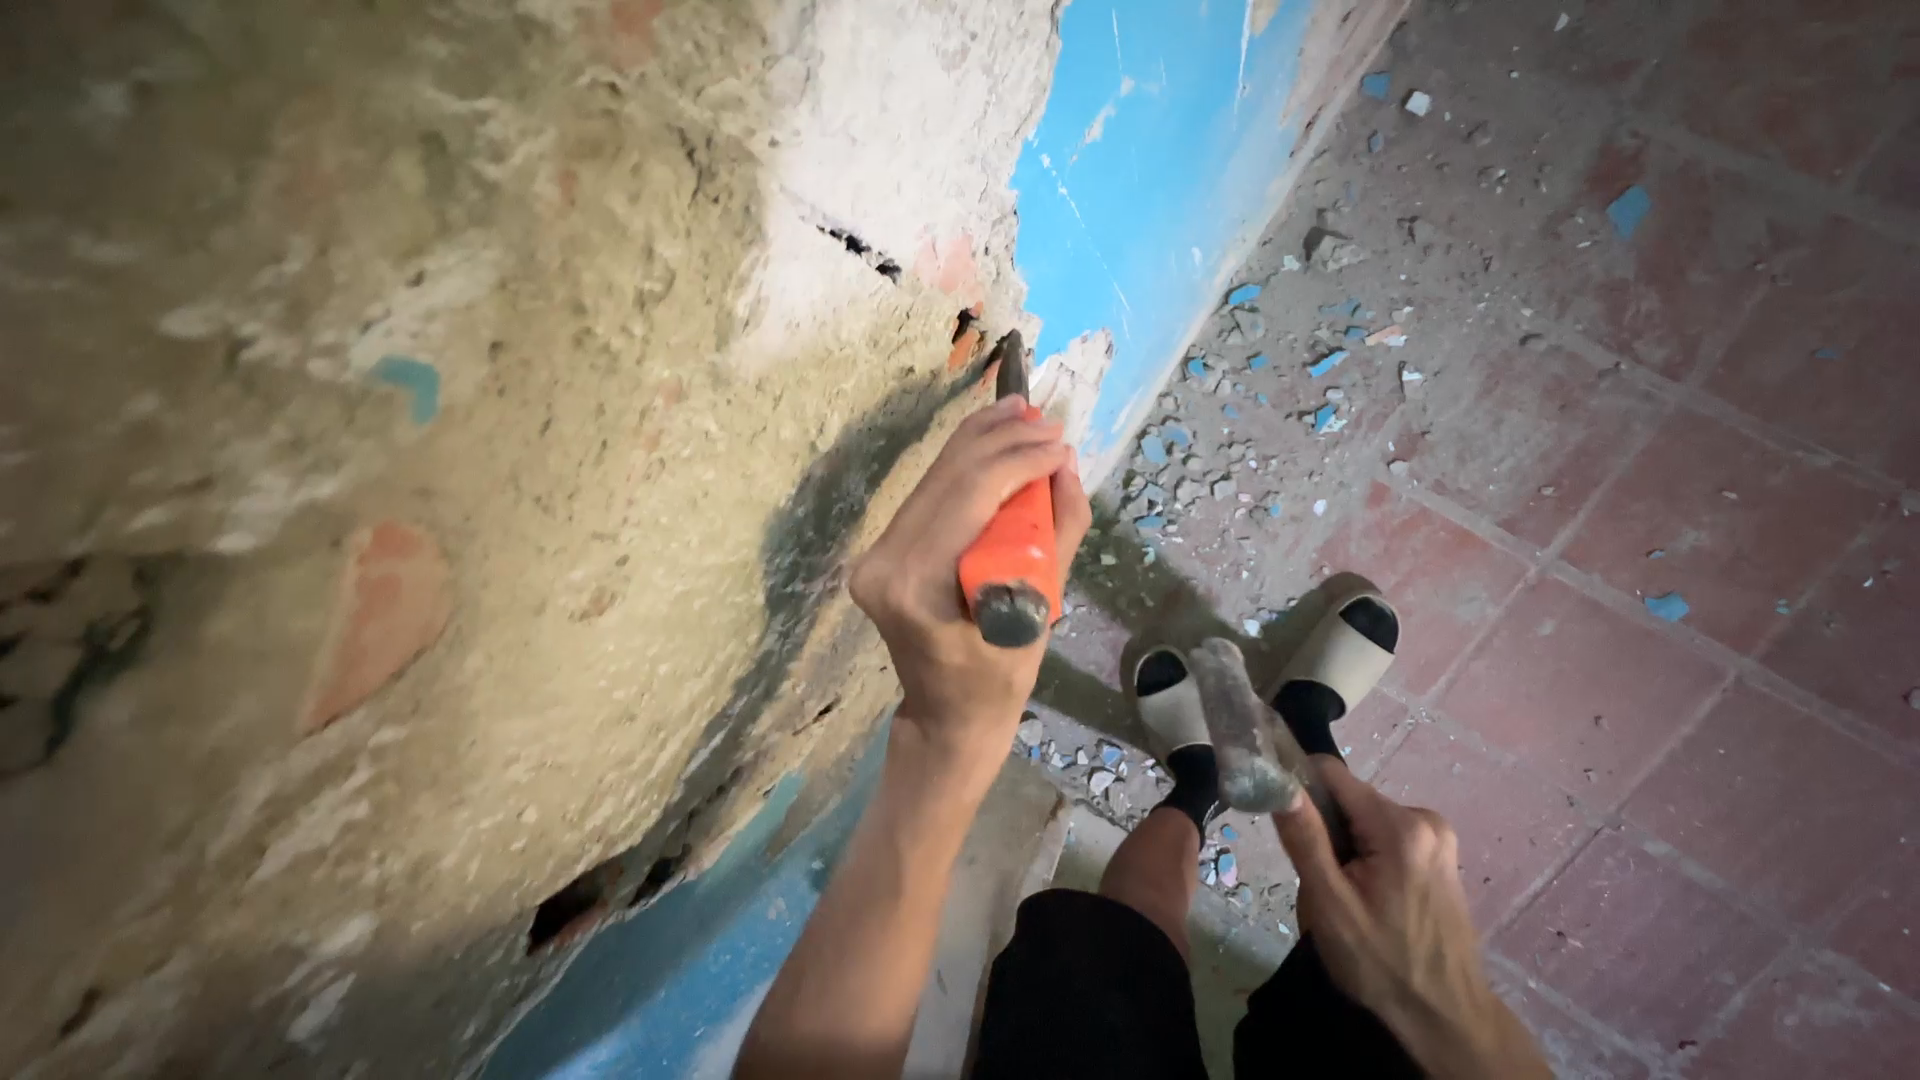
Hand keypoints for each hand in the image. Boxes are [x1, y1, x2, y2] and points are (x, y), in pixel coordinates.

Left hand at [849, 395, 1090, 758]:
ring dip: (981, 442)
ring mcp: (876, 555)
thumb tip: (1064, 465)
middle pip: (947, 477)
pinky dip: (965, 465)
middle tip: (1047, 421)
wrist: (948, 713)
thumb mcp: (1042, 608)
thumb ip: (1058, 531)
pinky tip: (993, 438)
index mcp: (916, 585)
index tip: (1060, 443)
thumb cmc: (1000, 678)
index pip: (968, 496)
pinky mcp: (883, 551)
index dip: (1017, 460)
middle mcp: (883, 562)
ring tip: (1023, 413)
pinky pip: (930, 495)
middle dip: (1001, 441)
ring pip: (935, 478)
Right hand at [1273, 757, 1548, 1079]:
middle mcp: (1425, 819)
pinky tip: (1369, 896)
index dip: (1298, 789)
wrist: (1447, 1020)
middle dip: (1324, 827)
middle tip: (1321, 878)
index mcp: (1399, 825)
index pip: (1330, 773)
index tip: (1284, 825)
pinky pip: (1384, 834)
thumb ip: (1304, 837)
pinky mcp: (1440, 855)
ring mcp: (1438, 837)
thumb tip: (1277, 781)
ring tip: (1346, 894)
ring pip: (1363, 817)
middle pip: (1348, 797)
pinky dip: (1366, 855)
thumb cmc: (1381, 963)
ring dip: (1344, 844)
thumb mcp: (1330, 903)